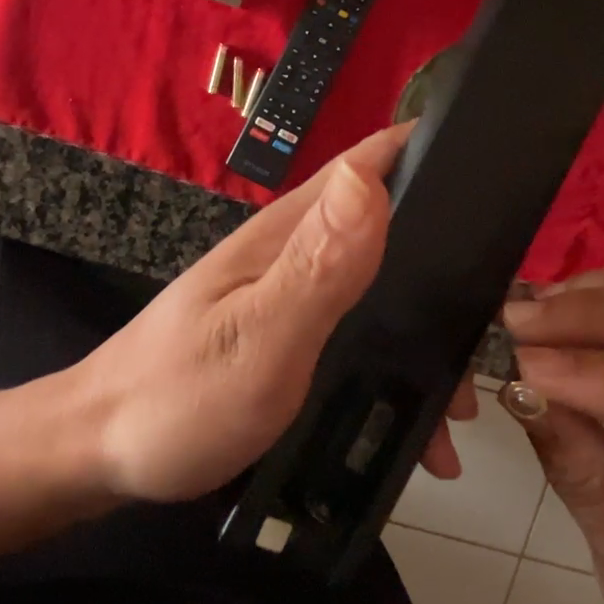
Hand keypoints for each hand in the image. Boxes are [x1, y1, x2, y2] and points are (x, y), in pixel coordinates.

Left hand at [65, 122, 479, 502]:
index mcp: (285, 233)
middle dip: (447, 257)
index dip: (432, 153)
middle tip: (496, 326)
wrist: (102, 450)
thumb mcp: (260, 335)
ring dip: (423, 330)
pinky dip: (389, 366)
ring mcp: (279, 293)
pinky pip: (351, 333)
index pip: (367, 164)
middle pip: (384, 225)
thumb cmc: (180, 397)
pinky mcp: (275, 334)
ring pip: (374, 286)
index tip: (501, 182)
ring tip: (461, 404)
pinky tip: (408, 422)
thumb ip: (319, 263)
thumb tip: (368, 174)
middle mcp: (286, 251)